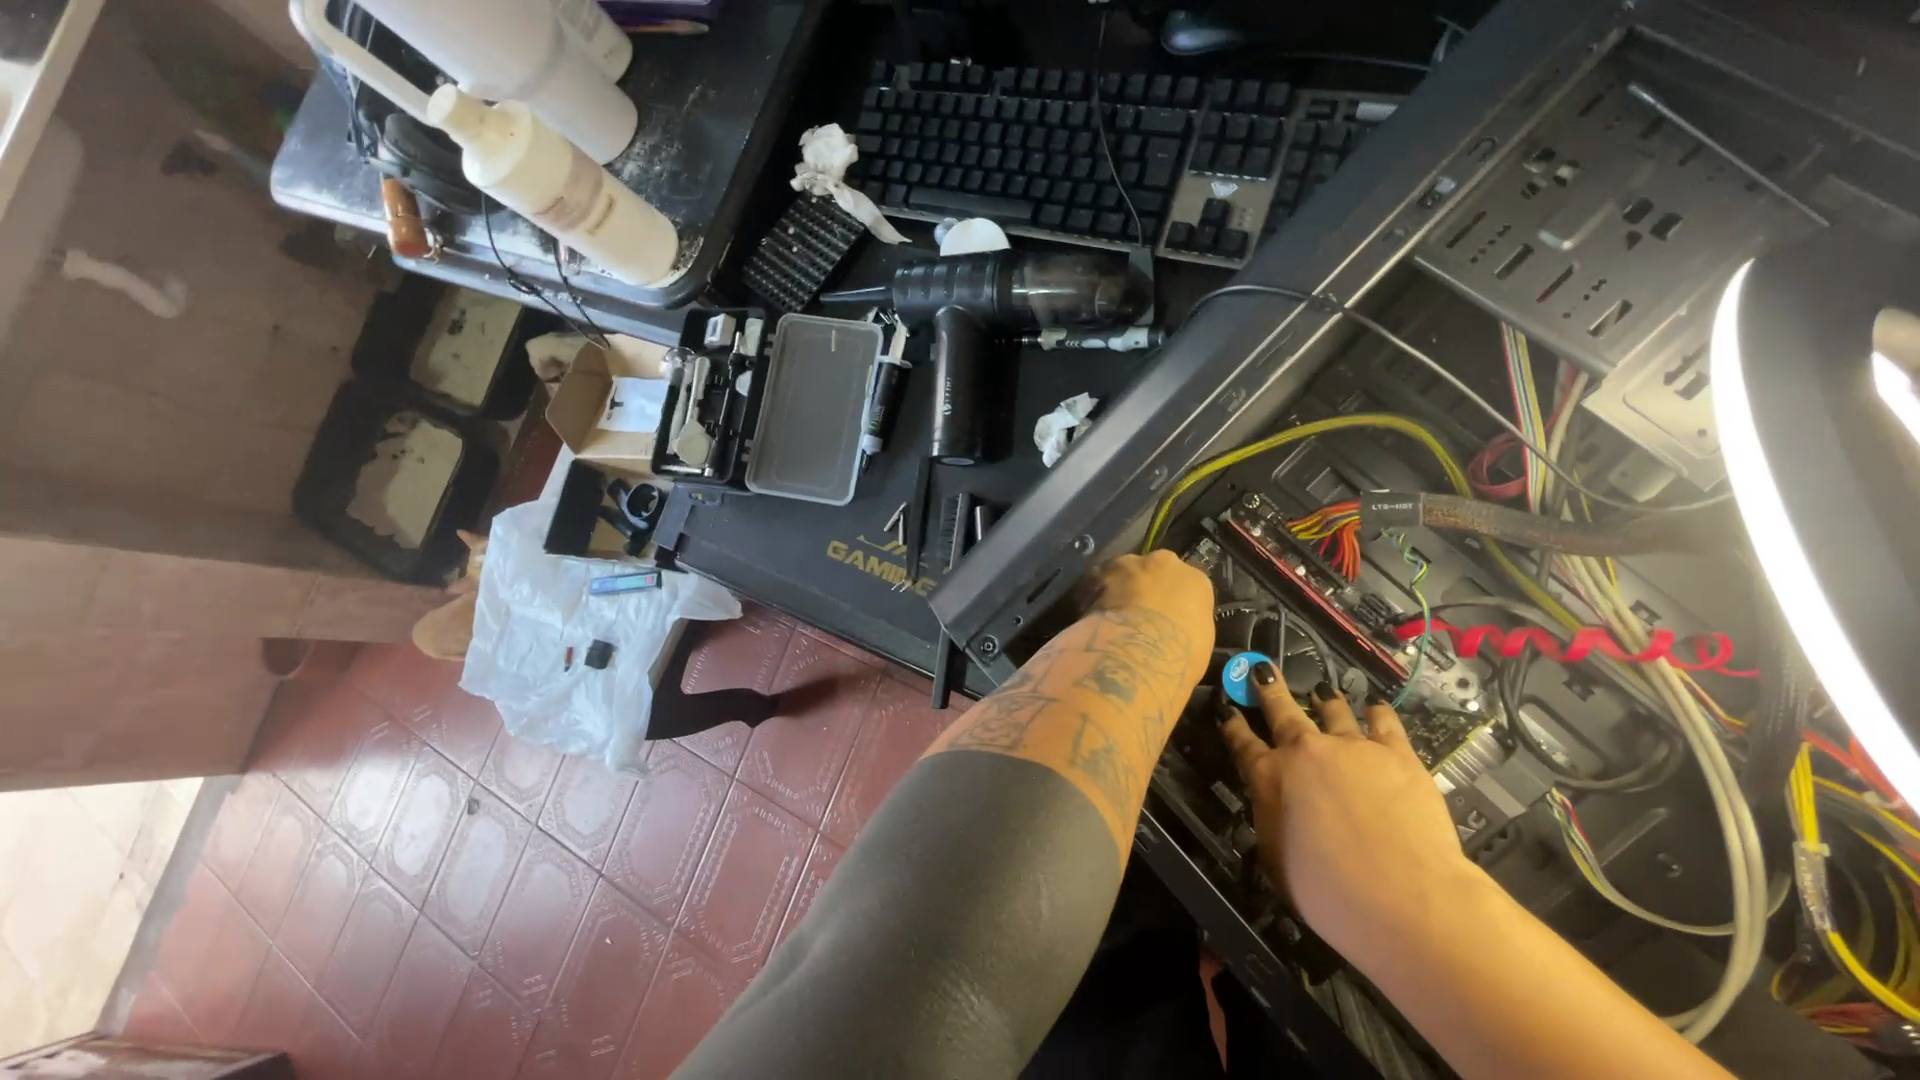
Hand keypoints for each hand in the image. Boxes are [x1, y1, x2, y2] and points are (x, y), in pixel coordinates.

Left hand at [1086, 550, 1214, 683]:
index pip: (1188, 585)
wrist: (1139, 650)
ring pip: (1122, 572)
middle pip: (1154, 570)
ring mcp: (1129, 564)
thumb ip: (1188, 625)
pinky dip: (1092, 596)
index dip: (1174, 600)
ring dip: (1117, 588)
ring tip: (1109, 615)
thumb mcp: (1198, 642)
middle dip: (1145, 587)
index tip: (1166, 616)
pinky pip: (1094, 583)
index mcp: (1197, 581)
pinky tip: (1090, 616)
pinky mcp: (1097, 573)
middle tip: (1135, 614)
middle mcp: (1164, 563)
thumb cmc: (1180, 654)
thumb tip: (1174, 631)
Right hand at [1217, 667, 1484, 956]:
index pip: (1242, 742)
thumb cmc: (1327, 893)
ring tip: (1322, 693)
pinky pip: (1383, 721)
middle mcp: (1305, 752)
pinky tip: (1375, 708)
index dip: (1233, 724)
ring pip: (1333, 710)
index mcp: (1268, 778)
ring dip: (1324, 701)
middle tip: (1264, 671)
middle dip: (1269, 689)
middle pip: (1282, 711)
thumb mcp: (1276, 862)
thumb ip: (1273, 825)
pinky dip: (1376, 712)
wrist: (1404, 895)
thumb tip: (1278, 814)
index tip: (1228, 708)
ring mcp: (1352, 746)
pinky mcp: (1397, 752)